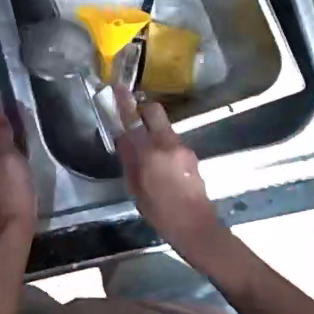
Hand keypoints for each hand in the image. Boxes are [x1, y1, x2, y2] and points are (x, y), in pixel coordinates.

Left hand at [0, 94, 36, 243]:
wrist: (16, 219)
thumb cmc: (12, 186)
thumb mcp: (8, 155)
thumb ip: (2, 133)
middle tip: (5, 98)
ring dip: (1, 123)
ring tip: (12, 111)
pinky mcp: (6, 172)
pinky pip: (4, 147)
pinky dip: (9, 135)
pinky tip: (18, 135)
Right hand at [114, 88, 226, 265]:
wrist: (195, 226)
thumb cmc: (160, 212)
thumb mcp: (136, 188)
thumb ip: (129, 160)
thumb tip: (123, 139)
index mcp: (150, 153)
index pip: (133, 121)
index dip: (124, 103)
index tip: (118, 87)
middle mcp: (168, 144)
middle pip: (155, 111)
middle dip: (143, 110)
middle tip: (134, 119)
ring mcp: (183, 148)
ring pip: (165, 127)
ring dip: (154, 130)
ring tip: (146, 150)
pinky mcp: (191, 155)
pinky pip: (173, 141)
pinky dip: (163, 144)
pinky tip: (160, 164)